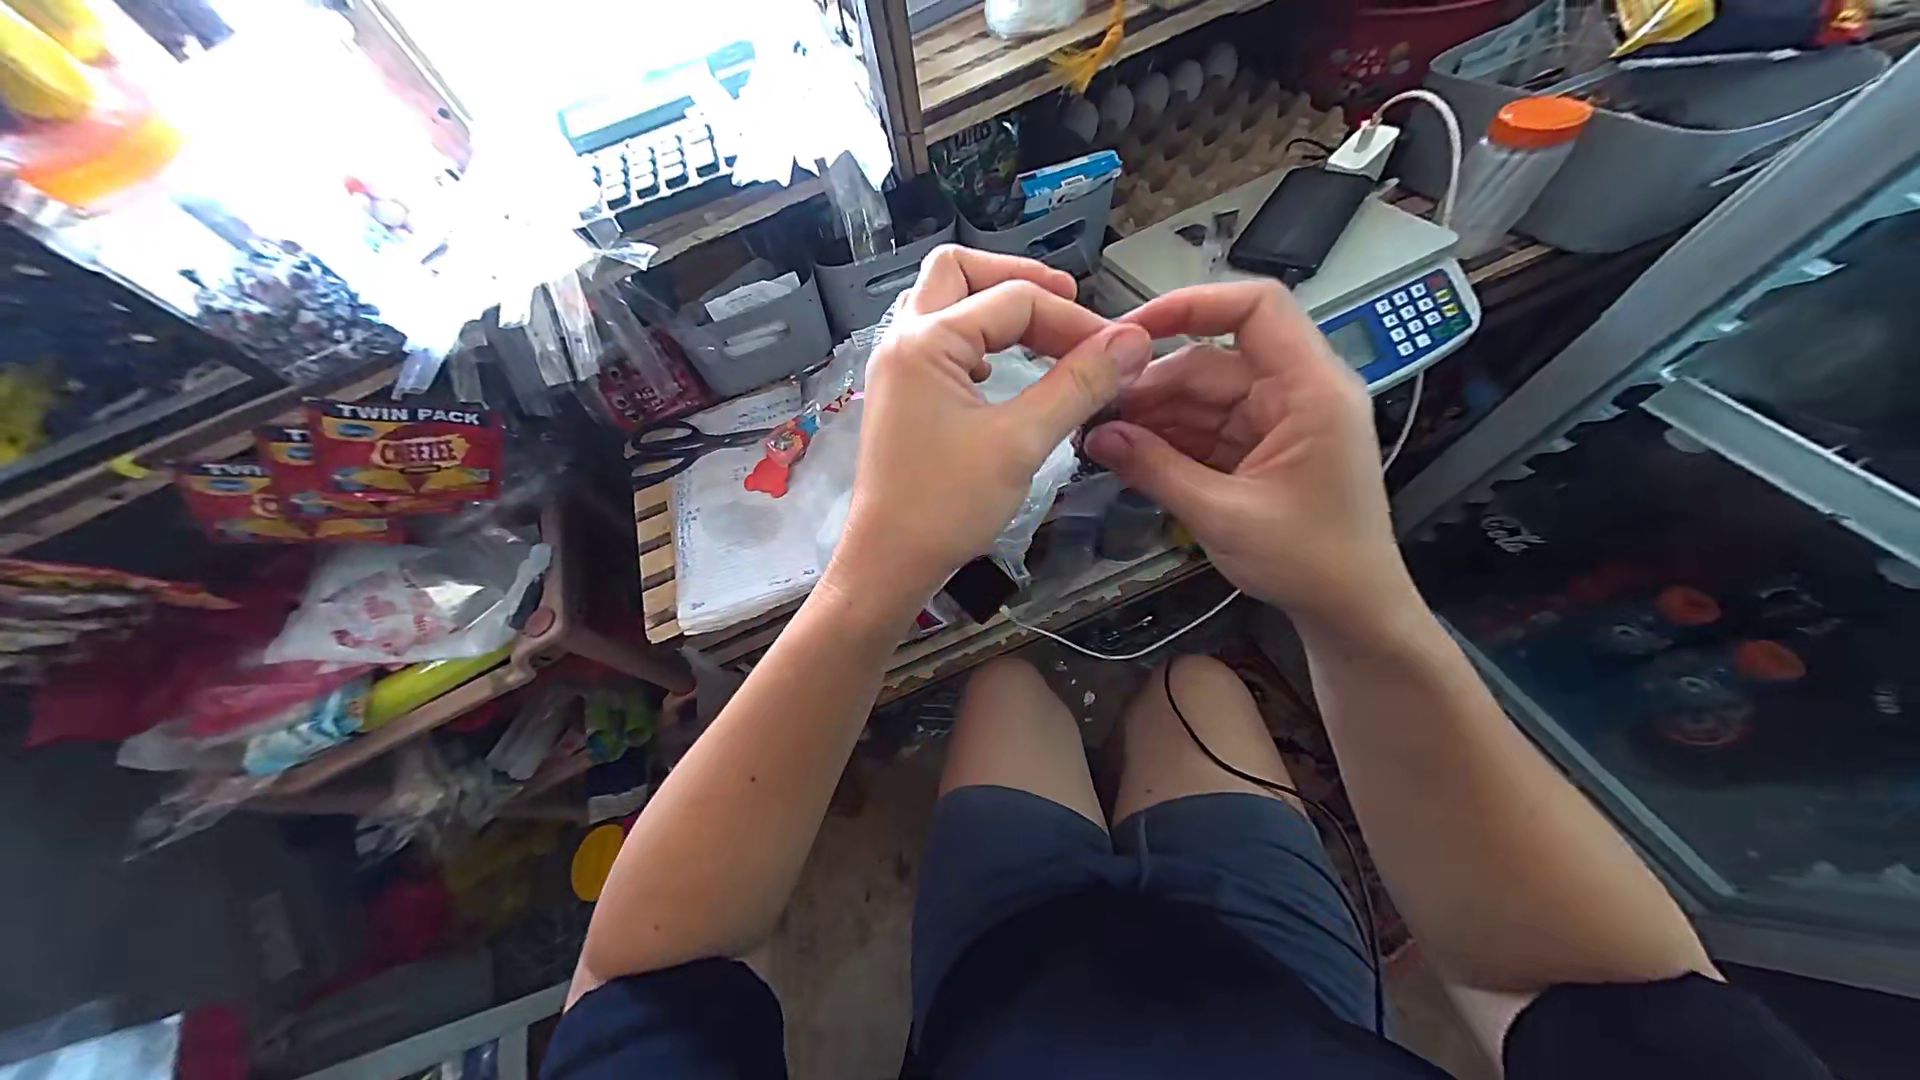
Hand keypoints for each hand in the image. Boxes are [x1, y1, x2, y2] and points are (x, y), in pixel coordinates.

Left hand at [830, 247, 1152, 607]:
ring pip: (942, 305)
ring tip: (1037, 332)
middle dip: (1017, 280)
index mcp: (926, 342)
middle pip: (959, 272)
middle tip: (1065, 302)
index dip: (1073, 320)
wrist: (889, 561)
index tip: (1116, 349)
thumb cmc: (945, 507)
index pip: (1015, 301)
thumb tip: (1130, 343)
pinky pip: (936, 344)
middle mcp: (901, 342)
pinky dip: (972, 340)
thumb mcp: (1021, 442)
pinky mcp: (899, 396)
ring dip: (990, 307)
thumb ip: (1077, 385)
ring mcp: (895, 369)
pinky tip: (997, 371)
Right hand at [1086, 282, 1414, 627]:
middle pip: (1210, 361)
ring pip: (1199, 397)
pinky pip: (1203, 428)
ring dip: (1151, 416)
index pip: (1256, 310)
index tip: (1131, 330)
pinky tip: (1131, 452)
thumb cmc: (1312, 562)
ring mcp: (1274, 421)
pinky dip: (1167, 440)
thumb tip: (1099, 437)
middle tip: (1097, 412)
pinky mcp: (1257, 447)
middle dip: (1150, 385)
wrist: (1348, 607)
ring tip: (1104, 437)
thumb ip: (1157, 471)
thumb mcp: (1224, 515)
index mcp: (1310, 392)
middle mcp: (1294, 394)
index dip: (1191, 306)